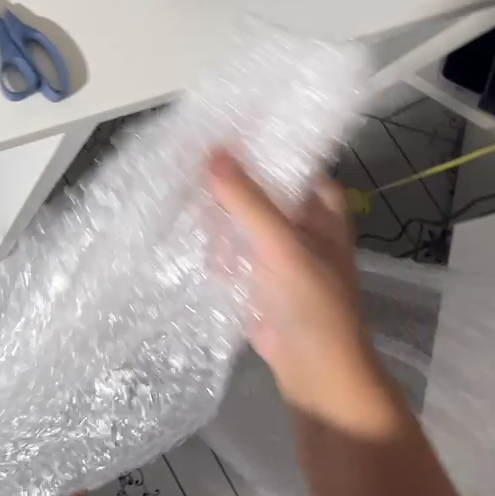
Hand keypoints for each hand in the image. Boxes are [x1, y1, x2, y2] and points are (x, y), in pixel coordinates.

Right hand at [205, 149, 391, 431]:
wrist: (312, 366)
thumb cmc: (311, 301)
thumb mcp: (280, 243)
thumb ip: (247, 199)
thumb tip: (213, 152)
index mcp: (320, 206)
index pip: (288, 160)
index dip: (257, 144)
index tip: (217, 129)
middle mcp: (299, 221)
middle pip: (258, 188)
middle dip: (225, 179)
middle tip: (184, 157)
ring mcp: (274, 249)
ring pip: (239, 217)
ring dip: (214, 211)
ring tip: (174, 187)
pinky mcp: (254, 274)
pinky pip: (228, 247)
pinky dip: (210, 242)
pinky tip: (183, 230)